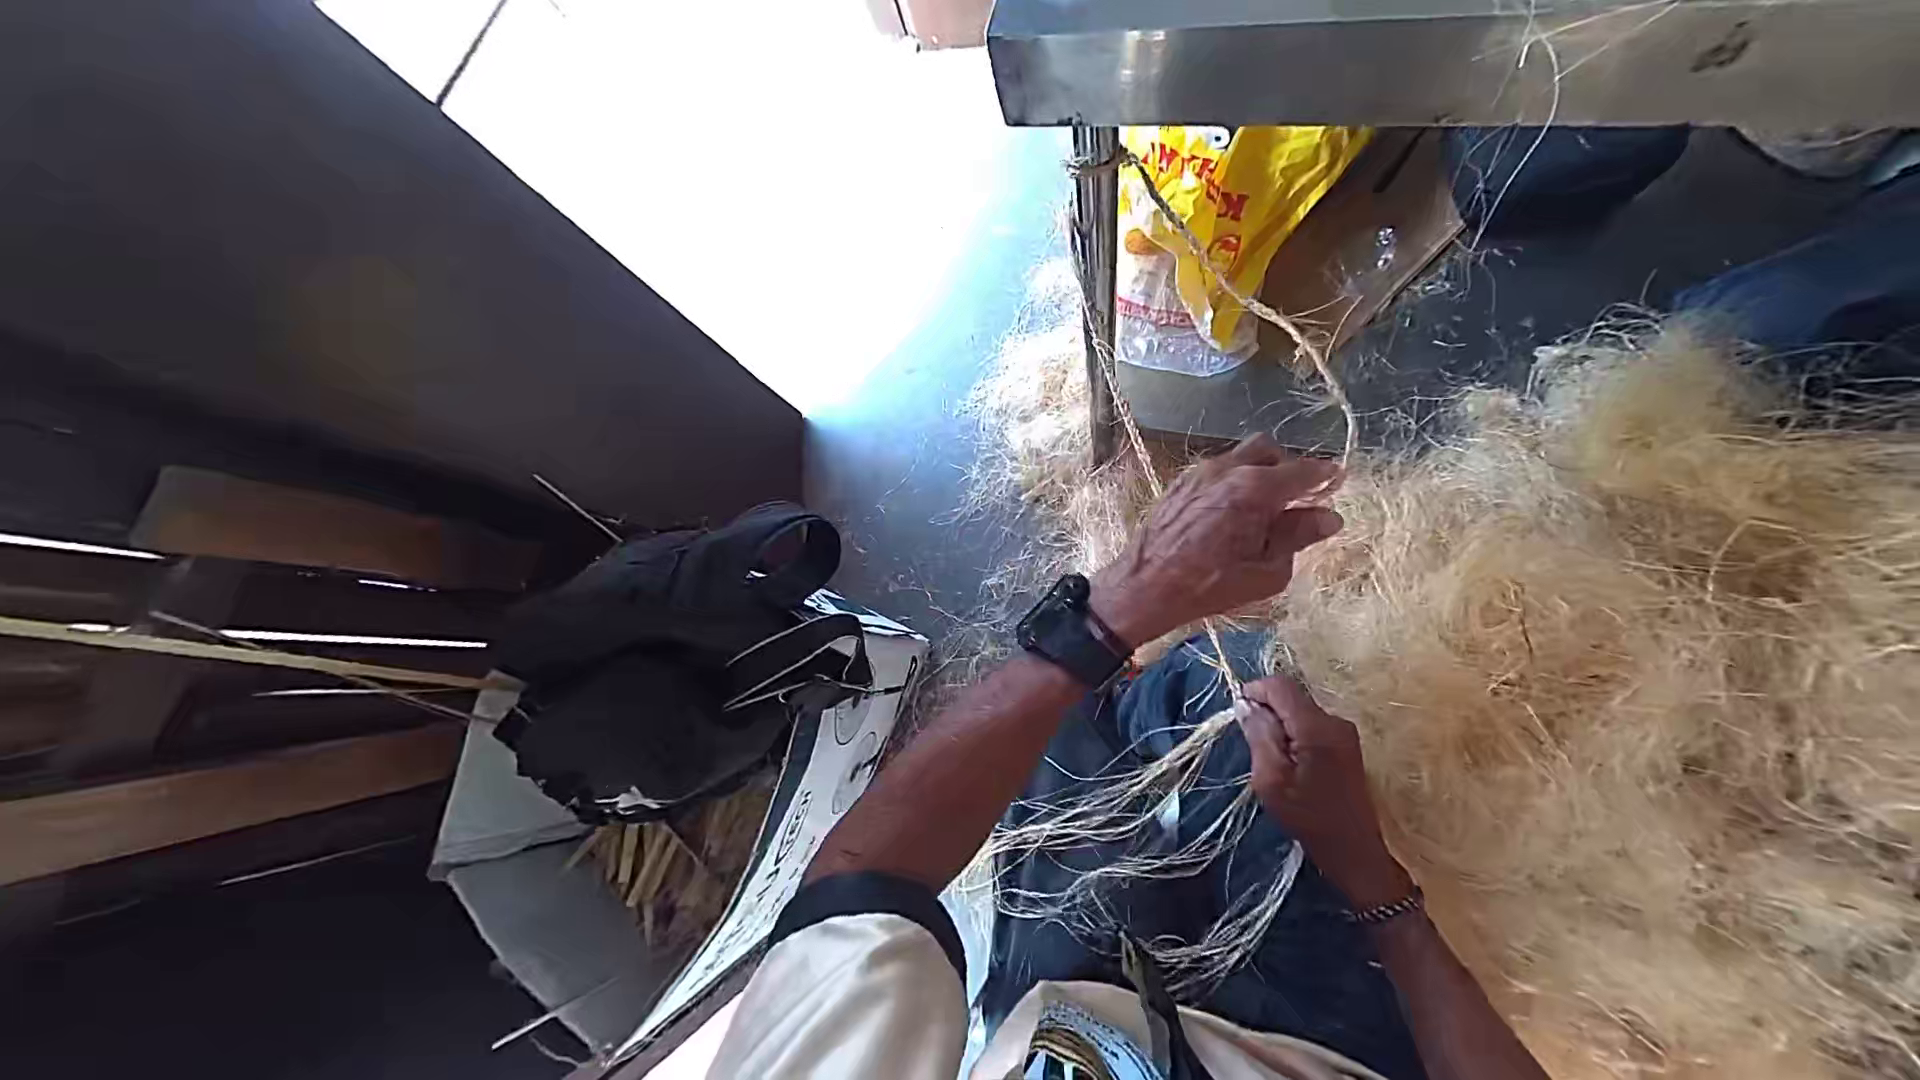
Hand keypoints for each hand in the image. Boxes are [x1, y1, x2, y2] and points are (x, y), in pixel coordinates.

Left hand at [1090, 434, 1341, 646]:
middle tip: (1295, 499)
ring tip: (1261, 509)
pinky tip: (1231, 512)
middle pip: (1268, 450)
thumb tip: (1328, 516)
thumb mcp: (1266, 571)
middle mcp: (1225, 470)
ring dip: (1257, 472)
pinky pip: (1215, 471)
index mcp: (1253, 488)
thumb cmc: (1209, 585)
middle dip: (1287, 468)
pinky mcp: (1178, 484)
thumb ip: (1298, 536)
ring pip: (1238, 457)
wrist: (1144, 586)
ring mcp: (1197, 474)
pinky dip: (1232, 481)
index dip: (1324, 477)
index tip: (1336, 483)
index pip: (1303, 471)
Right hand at [1240, 675, 1412, 909]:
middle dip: (1266, 710)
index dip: (1254, 691)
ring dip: (1278, 723)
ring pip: (1299, 709)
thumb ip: (1259, 735)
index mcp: (1316, 728)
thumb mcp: (1271, 779)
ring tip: (1270, 756)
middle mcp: (1335, 721)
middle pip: (1290, 696)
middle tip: (1253, 742)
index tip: (1239, 715)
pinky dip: (1292, 732)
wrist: (1355, 852)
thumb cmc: (1308, 818)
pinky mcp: (1346, 744)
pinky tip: (1289, 761)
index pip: (1280, 685)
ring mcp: (1344, 732)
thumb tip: (1245, 703)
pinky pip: (1310, 723)